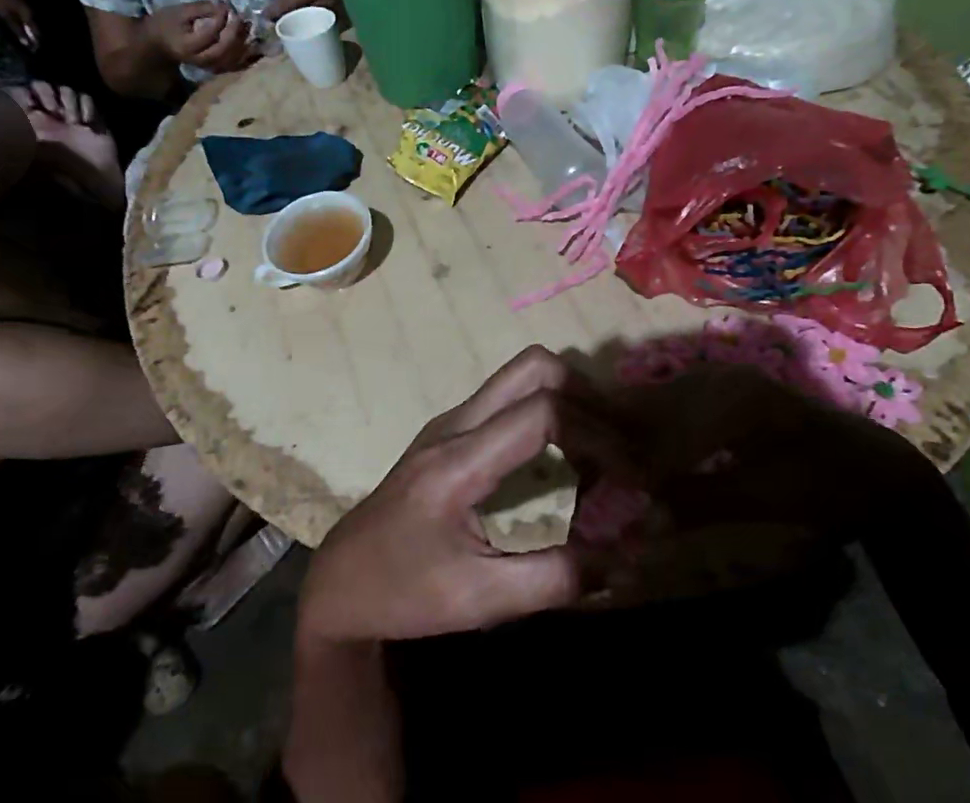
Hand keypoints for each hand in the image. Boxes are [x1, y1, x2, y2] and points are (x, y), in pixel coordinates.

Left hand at [5, 80, 118, 183]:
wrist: (91, 180)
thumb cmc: (57, 168)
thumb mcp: (27, 149)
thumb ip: (16, 129)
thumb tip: (5, 106)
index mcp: (28, 119)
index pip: (20, 92)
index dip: (24, 93)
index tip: (32, 106)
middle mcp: (48, 115)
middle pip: (42, 86)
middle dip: (47, 94)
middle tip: (54, 112)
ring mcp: (70, 116)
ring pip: (66, 90)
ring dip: (69, 102)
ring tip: (73, 121)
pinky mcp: (92, 120)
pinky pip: (88, 100)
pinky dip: (87, 107)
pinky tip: (86, 124)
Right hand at [147, 0, 254, 74]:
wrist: (160, 45)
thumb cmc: (167, 24)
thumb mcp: (178, 12)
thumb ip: (200, 8)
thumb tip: (223, 5)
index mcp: (188, 46)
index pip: (210, 34)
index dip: (220, 19)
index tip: (226, 6)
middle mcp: (201, 60)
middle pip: (224, 48)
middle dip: (234, 31)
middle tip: (239, 16)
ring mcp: (211, 66)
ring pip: (233, 58)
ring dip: (244, 42)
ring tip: (249, 26)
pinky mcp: (217, 68)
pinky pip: (237, 65)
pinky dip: (248, 56)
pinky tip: (255, 44)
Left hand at [298, 348, 611, 643]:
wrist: (337, 585)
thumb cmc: (402, 595)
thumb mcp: (478, 600)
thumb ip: (554, 580)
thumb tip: (626, 559)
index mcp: (456, 464)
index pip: (543, 414)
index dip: (598, 435)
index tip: (631, 476)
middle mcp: (454, 425)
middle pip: (535, 368)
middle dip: (590, 395)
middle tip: (620, 443)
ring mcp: (450, 421)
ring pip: (523, 375)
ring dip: (572, 398)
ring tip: (603, 448)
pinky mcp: (451, 430)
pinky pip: (512, 396)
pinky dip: (551, 411)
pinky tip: (565, 455)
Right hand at [617, 364, 940, 536]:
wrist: (874, 468)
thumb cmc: (822, 483)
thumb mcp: (762, 497)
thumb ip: (698, 503)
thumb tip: (640, 521)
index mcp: (727, 399)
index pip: (656, 423)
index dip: (624, 453)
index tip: (599, 482)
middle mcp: (718, 379)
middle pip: (649, 401)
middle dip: (614, 431)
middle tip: (583, 463)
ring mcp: (723, 382)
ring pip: (659, 401)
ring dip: (630, 429)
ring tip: (601, 458)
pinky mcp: (728, 395)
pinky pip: (676, 406)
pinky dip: (654, 429)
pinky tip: (643, 453)